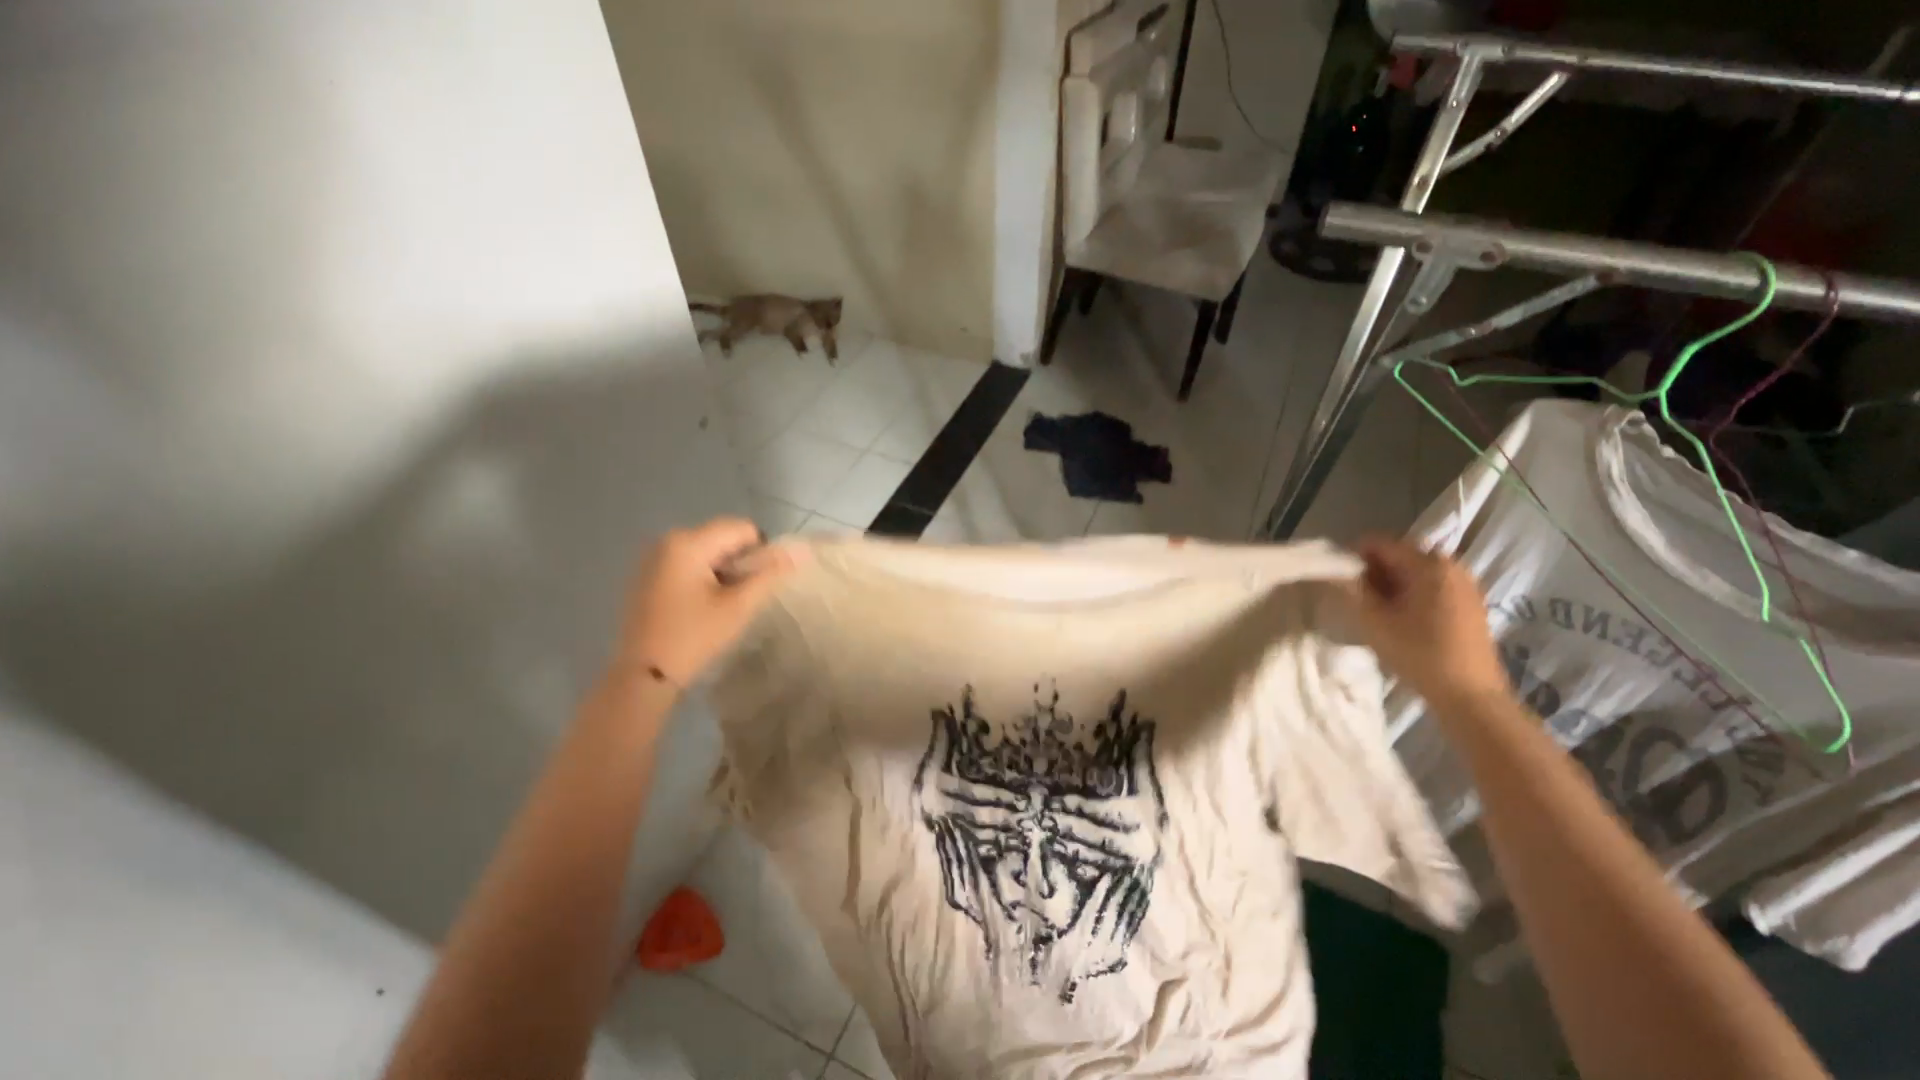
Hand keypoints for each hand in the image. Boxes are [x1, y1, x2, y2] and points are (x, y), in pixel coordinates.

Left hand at [616, 517, 803, 687]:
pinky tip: (699, 608)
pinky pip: (686, 564)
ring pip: (705, 551)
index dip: (759, 553)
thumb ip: (770, 574)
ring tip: (720, 606)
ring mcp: (652, 557)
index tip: (755, 587)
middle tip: (739, 599)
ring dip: (721, 572)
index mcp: (687, 542)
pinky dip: (701, 578)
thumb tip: (799, 551)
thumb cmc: (693, 638)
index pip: (741, 528)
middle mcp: (667, 540)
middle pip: (721, 537)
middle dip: (738, 563)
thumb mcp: (738, 606)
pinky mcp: (646, 576)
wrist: (643, 676)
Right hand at [1341, 535, 1508, 707]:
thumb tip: (1338, 572)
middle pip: (1400, 555)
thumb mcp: (1375, 623)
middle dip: (1374, 572)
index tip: (1339, 580)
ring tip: (1379, 613)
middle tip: (1358, 601)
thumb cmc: (1419, 654)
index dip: (1353, 557)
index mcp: (1428, 563)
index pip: (1380, 543)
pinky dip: (1413, 594)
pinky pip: (1433, 585)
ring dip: (1392, 585)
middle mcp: (1450, 564)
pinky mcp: (1471, 601)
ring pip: (1416, 572)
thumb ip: (1353, 591)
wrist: (1470, 695)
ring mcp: (1465, 582)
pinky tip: (1404, 621)